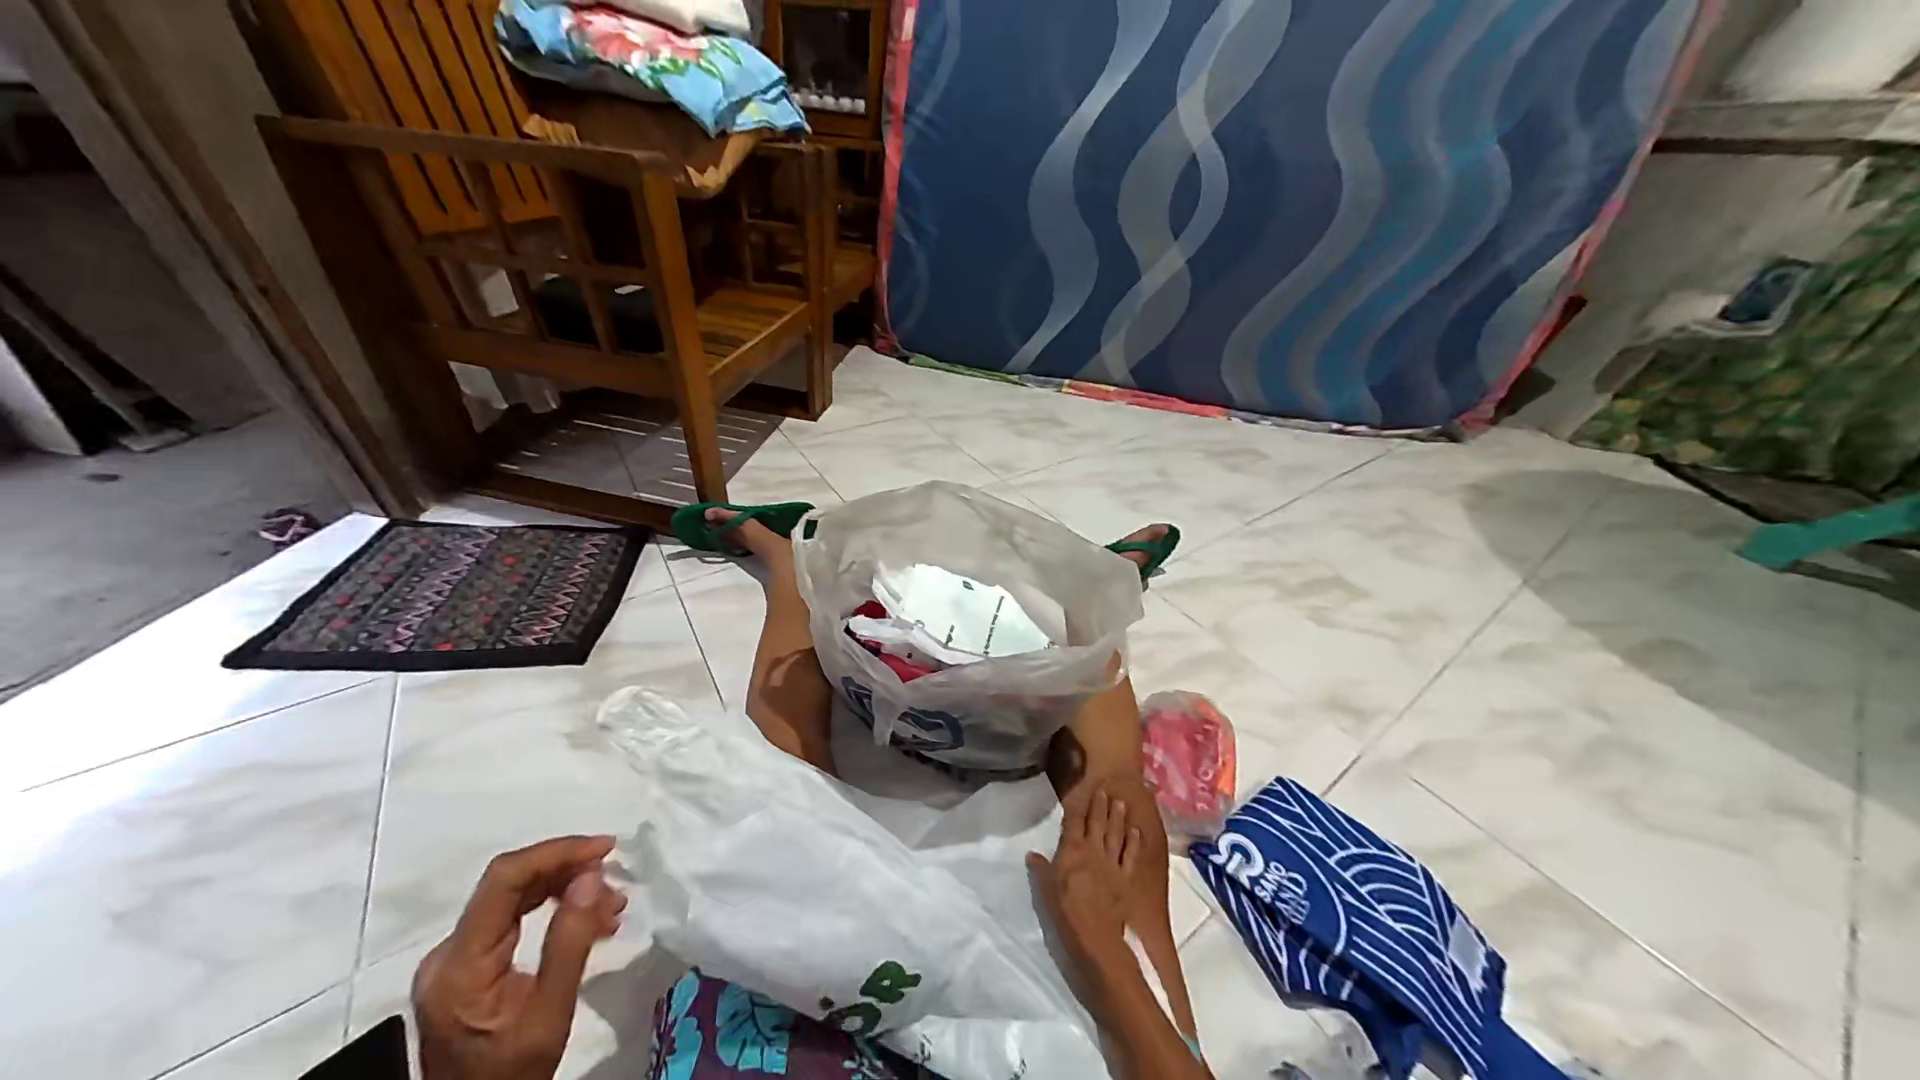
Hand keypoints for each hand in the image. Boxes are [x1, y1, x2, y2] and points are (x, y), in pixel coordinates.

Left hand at [412, 836, 627, 1079]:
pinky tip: (588, 918)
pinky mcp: (467, 963)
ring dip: (566, 887)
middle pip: (509, 883)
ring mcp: (454, 956)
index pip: (504, 880)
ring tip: (612, 902)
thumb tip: (592, 876)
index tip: (605, 848)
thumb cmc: (513, 1072)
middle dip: (568, 869)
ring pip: (514, 895)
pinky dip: (554, 906)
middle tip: (614, 876)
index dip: (557, 852)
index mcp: (461, 964)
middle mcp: (448, 952)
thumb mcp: (551, 1014)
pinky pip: (513, 916)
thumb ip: (570, 942)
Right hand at [1029, 786, 1141, 984]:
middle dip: (1100, 805)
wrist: (1100, 941)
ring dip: (1118, 817)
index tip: (1082, 791)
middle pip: (1097, 823)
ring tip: (1120, 801)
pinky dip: (1134, 840)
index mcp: (1072, 852)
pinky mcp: (1127, 878)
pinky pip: (1131, 854)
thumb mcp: (1047, 892)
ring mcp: (1113, 864)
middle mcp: (1094, 852)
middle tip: (1104, 788)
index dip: (1078, 806)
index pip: (1074, 823)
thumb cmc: (1068, 915)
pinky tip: (1135, 830)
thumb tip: (1031, 854)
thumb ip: (1041, 870)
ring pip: (1116, 834)